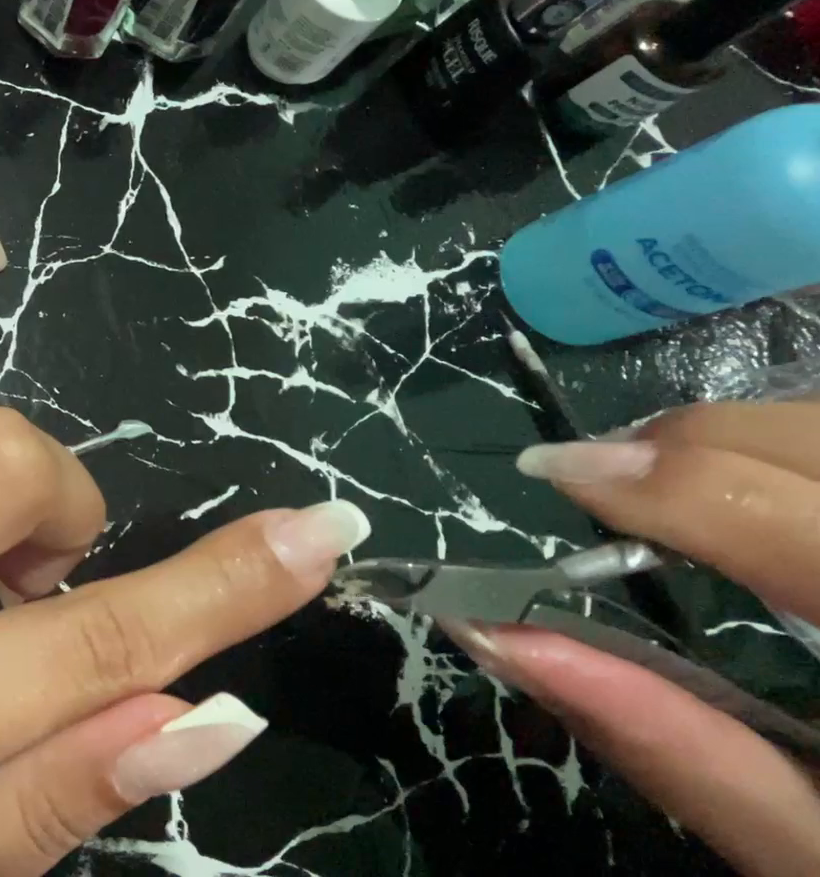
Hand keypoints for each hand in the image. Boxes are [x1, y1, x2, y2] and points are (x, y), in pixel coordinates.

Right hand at [451, 402, 819, 876]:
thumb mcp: (807, 852)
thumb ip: (672, 743)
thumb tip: (489, 631)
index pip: (809, 528)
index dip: (676, 483)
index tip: (553, 468)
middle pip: (817, 449)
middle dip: (695, 443)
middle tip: (598, 474)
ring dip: (743, 440)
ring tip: (669, 481)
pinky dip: (784, 452)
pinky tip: (754, 492)